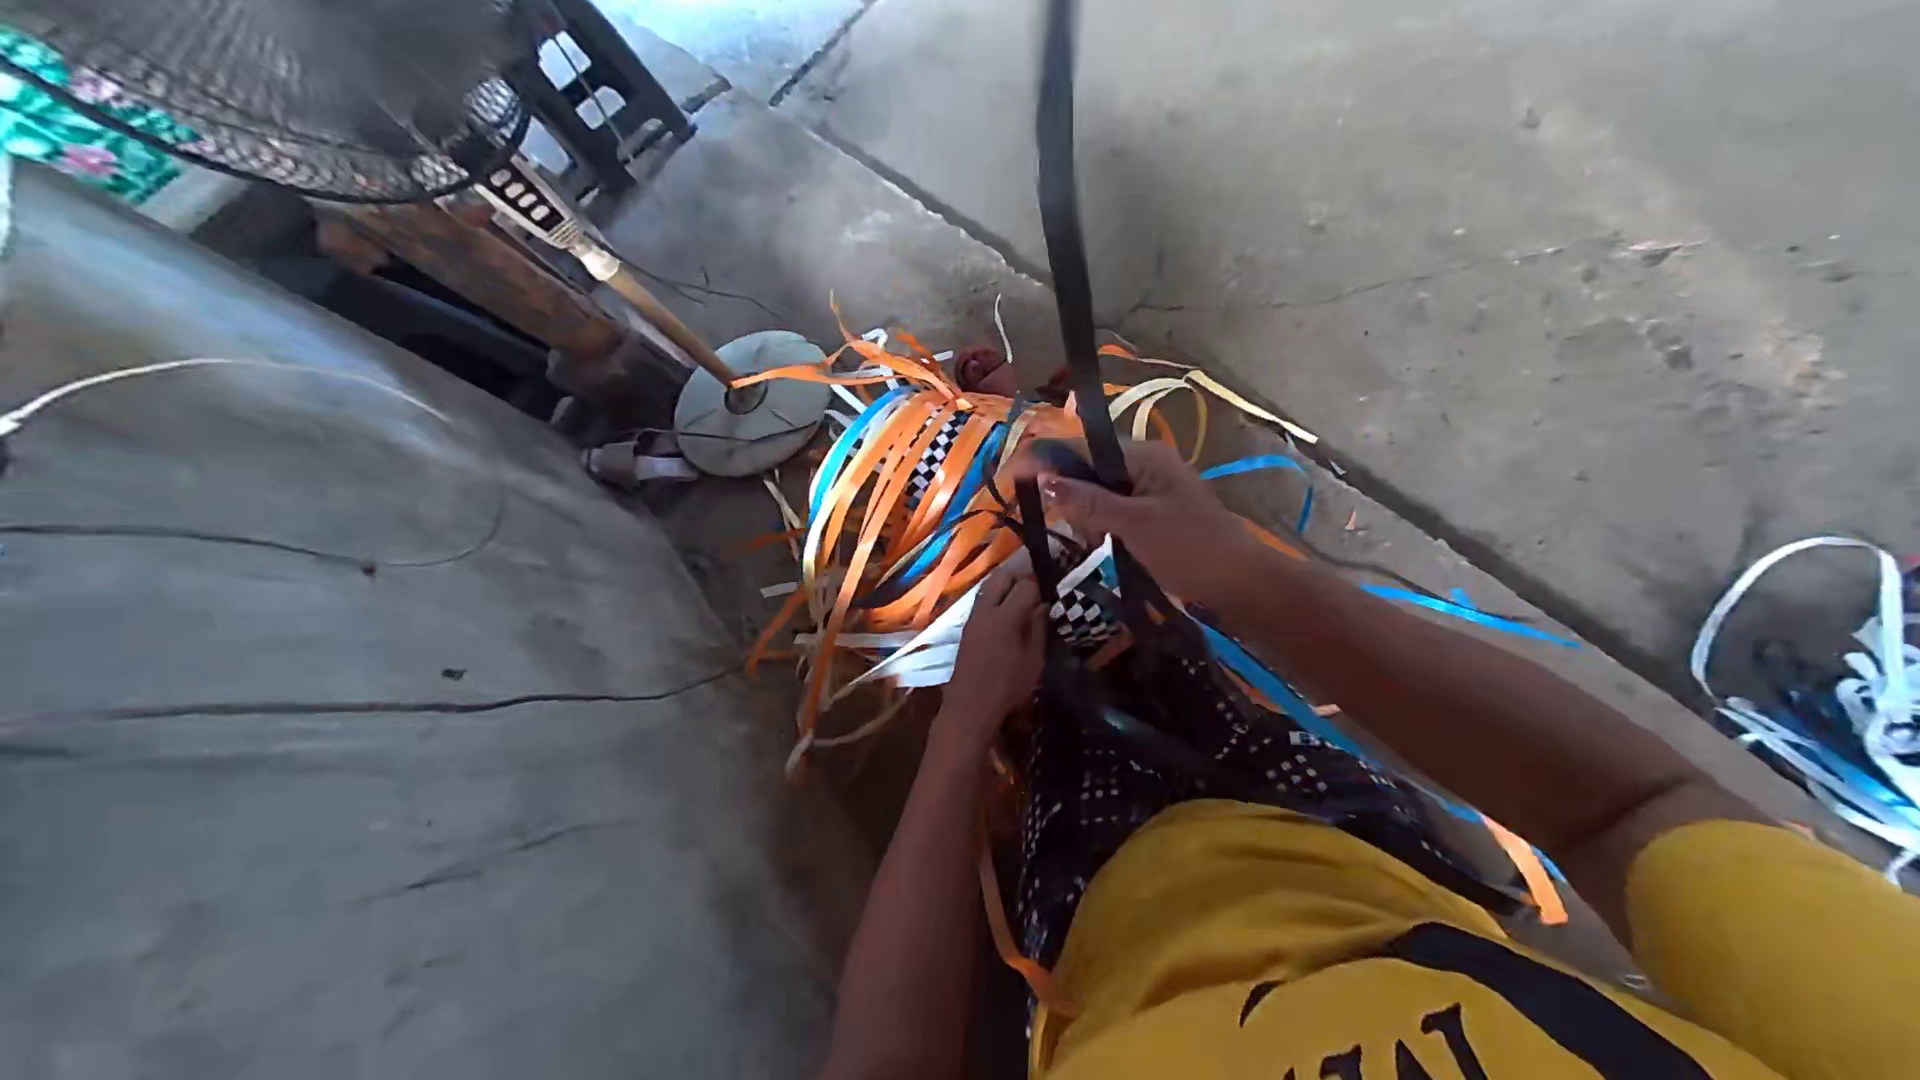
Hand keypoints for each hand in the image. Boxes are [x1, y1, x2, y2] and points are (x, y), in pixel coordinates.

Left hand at [934, 559, 1044, 751]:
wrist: (970, 706)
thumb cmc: (1007, 687)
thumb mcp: (1033, 660)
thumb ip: (1038, 628)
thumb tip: (1043, 604)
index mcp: (1005, 617)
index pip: (1025, 585)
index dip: (1040, 582)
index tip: (1052, 584)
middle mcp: (986, 610)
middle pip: (1002, 576)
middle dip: (1020, 573)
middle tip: (1038, 581)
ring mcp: (973, 617)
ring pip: (989, 585)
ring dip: (1006, 582)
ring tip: (1024, 591)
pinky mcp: (967, 626)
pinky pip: (983, 599)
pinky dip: (997, 595)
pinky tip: (1008, 607)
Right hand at [1015, 439, 1265, 611]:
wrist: (1239, 584)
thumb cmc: (1191, 548)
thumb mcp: (1135, 524)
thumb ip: (1088, 502)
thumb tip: (1043, 480)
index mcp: (1143, 456)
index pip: (1083, 448)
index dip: (1047, 460)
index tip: (1013, 475)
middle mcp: (1143, 465)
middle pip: (1086, 469)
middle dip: (1071, 496)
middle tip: (1078, 529)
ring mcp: (1146, 489)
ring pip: (1094, 493)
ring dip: (1086, 517)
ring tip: (1099, 543)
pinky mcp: (1148, 512)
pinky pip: (1109, 511)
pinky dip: (1100, 527)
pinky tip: (1104, 545)